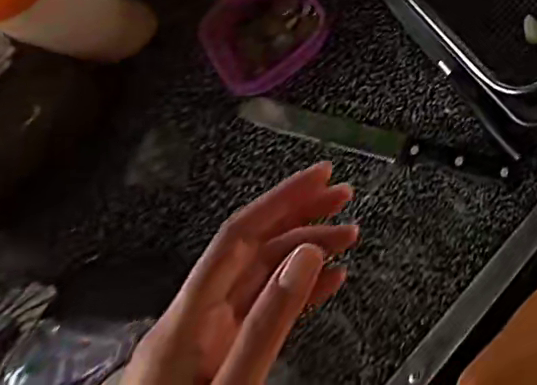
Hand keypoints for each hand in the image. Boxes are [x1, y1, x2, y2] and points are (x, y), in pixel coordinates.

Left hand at [122, 163, 357, 384]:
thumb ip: (267, 324)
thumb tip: (306, 256)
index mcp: (190, 316)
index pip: (241, 233)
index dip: (283, 198)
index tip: (322, 177)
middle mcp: (196, 316)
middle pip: (252, 247)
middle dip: (300, 214)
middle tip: (344, 197)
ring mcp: (205, 338)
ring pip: (260, 275)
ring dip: (304, 251)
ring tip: (347, 238)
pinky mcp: (216, 358)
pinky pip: (260, 308)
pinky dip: (295, 290)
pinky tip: (326, 284)